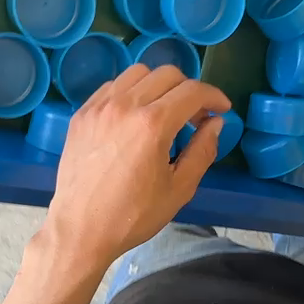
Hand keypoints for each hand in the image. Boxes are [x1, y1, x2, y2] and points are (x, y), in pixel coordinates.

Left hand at [41, 65, 231, 274]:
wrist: (81, 230)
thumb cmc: (133, 216)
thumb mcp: (179, 189)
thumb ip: (202, 151)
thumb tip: (215, 124)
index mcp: (152, 125)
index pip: (193, 91)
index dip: (214, 96)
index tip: (222, 109)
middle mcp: (125, 106)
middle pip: (167, 74)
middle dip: (189, 90)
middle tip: (195, 116)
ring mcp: (99, 107)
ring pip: (138, 73)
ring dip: (159, 86)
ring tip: (164, 112)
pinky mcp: (82, 115)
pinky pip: (112, 87)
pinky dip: (131, 92)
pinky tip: (135, 116)